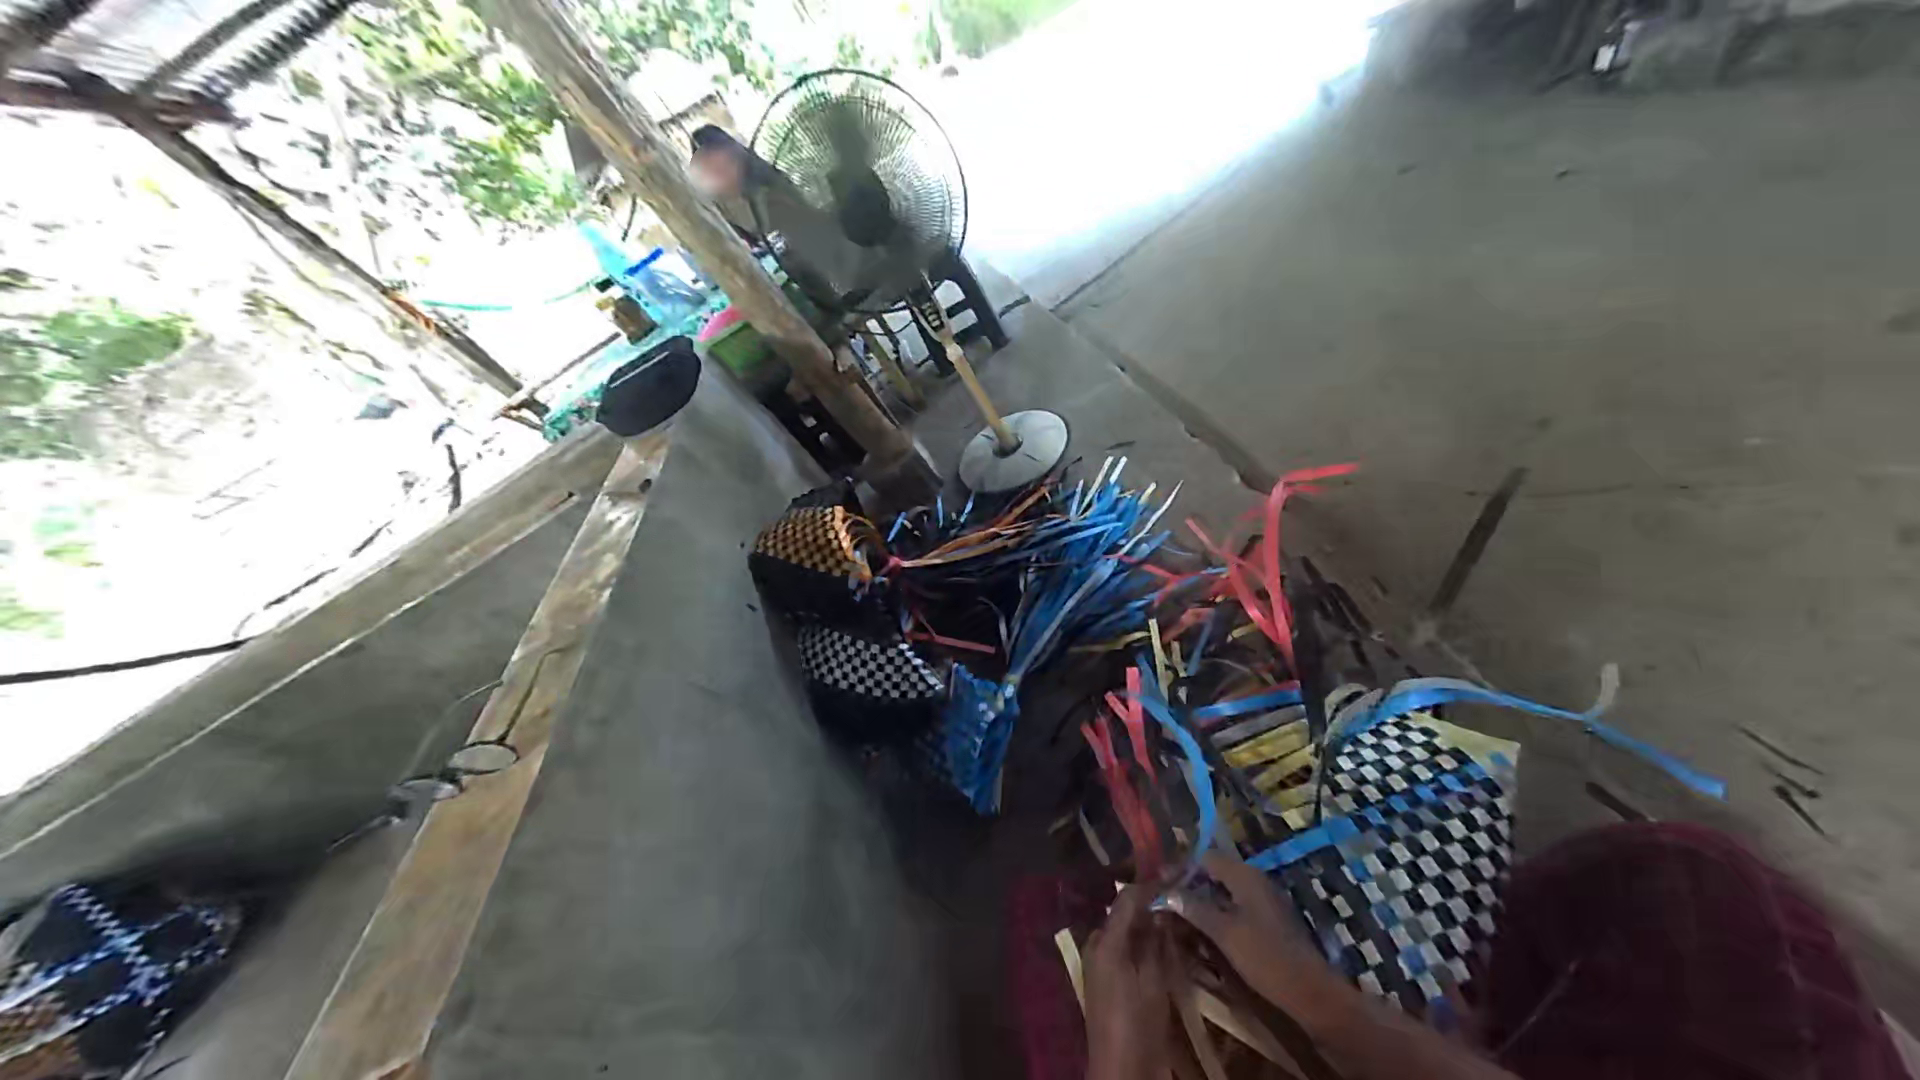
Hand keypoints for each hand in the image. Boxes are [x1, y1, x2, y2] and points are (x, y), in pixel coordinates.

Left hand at [1083, 885, 1169, 1079]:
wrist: (1120, 1073)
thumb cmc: (1136, 1026)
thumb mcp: (1153, 983)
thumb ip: (1157, 943)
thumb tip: (1163, 909)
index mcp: (1105, 940)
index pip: (1128, 898)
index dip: (1151, 884)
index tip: (1175, 873)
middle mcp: (1098, 944)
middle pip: (1126, 914)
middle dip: (1151, 905)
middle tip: (1180, 898)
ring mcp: (1100, 962)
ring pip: (1127, 931)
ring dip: (1149, 924)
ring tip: (1177, 918)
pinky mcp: (1106, 980)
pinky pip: (1125, 950)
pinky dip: (1143, 944)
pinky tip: (1164, 946)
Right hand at [1163, 851, 1341, 1017]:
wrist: (1311, 993)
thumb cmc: (1265, 957)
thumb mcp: (1223, 932)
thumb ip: (1194, 908)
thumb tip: (1167, 891)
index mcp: (1244, 875)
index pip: (1205, 858)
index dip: (1182, 868)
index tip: (1161, 882)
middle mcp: (1255, 880)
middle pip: (1215, 871)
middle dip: (1191, 883)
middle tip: (1168, 898)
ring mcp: (1265, 899)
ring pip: (1226, 889)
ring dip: (1203, 898)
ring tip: (1182, 913)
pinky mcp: (1269, 918)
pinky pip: (1237, 904)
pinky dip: (1219, 910)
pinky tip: (1206, 926)